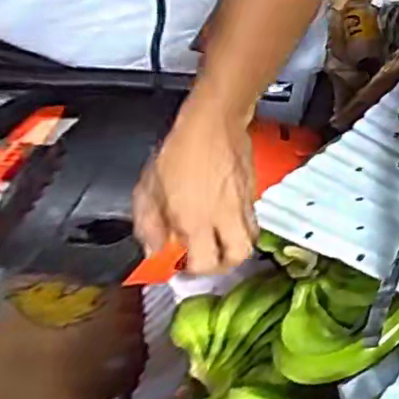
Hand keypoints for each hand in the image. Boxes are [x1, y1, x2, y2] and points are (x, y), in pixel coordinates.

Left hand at [133, 105, 258, 275]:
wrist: (214, 128)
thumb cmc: (176, 155)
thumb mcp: (146, 193)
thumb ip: (150, 227)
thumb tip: (156, 250)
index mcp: (195, 220)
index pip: (205, 261)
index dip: (191, 271)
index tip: (175, 267)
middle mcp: (225, 216)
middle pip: (239, 254)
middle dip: (222, 265)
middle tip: (202, 261)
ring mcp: (244, 203)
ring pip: (251, 238)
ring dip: (233, 246)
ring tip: (212, 242)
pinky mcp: (253, 192)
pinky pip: (249, 219)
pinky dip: (236, 227)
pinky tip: (217, 217)